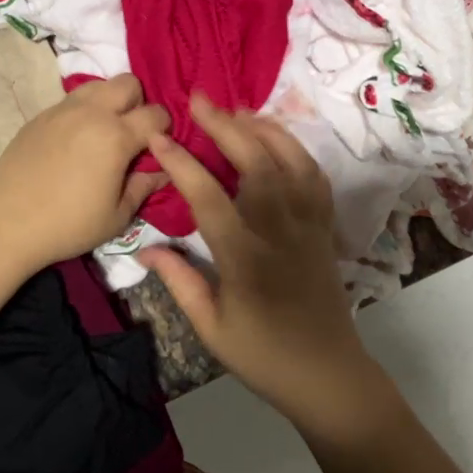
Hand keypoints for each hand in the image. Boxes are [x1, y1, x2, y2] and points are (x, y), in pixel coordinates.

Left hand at [0, 74, 170, 272]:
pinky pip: (72, 100)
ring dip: (109, 101)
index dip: (164, 128)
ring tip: (103, 132)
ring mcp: (62, 109)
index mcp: (116, 136)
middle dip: (138, 102)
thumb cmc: (68, 225)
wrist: (7, 222)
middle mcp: (91, 112)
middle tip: (131, 133)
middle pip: (128, 82)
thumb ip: (143, 187)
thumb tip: (163, 170)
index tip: (158, 147)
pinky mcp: (41, 115)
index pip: (156, 114)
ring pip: (98, 84)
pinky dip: (83, 111)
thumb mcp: (116, 216)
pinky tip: (75, 141)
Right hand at [139, 94, 375, 424]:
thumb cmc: (262, 354)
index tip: (157, 137)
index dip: (181, 163)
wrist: (328, 375)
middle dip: (225, 126)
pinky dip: (295, 148)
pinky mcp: (325, 227)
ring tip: (234, 109)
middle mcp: (280, 231)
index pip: (208, 198)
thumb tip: (144, 250)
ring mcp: (308, 225)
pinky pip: (315, 176)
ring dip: (262, 128)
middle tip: (198, 98)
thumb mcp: (211, 328)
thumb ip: (179, 283)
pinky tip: (275, 138)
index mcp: (245, 257)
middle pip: (256, 164)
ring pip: (291, 161)